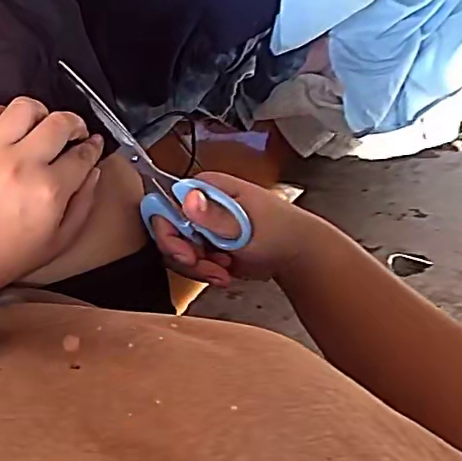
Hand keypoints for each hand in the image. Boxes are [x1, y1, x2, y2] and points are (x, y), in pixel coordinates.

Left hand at [0, 97, 105, 293]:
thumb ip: (84, 203)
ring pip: (25, 107)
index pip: (83, 154)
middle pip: (60, 122)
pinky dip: (5, 115)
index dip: (94, 148)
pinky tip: (12, 130)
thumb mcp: (61, 240)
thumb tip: (93, 172)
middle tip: (75, 135)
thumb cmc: (8, 254)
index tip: (93, 147)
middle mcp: (21, 164)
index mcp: (48, 190)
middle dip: (75, 125)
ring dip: (41, 113)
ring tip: (42, 128)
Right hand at [148, 172, 327, 286]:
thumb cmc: (280, 231)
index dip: (169, 234)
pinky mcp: (205, 244)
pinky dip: (204, 272)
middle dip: (186, 257)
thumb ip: (215, 216)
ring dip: (198, 268)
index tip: (187, 255)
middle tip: (209, 266)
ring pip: (177, 251)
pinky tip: (225, 272)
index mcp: (206, 188)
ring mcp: (201, 225)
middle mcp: (199, 204)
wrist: (297, 253)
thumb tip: (188, 198)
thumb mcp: (246, 225)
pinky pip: (190, 262)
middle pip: (168, 233)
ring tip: (224, 270)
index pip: (164, 206)